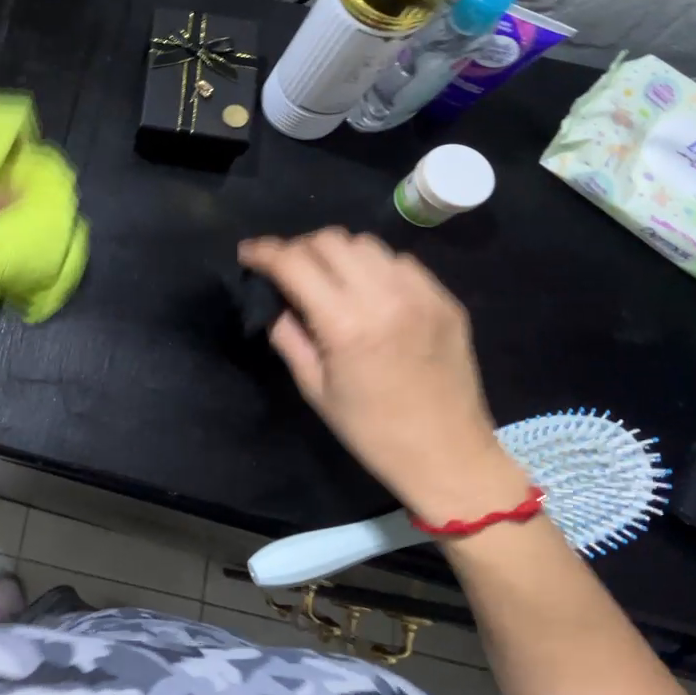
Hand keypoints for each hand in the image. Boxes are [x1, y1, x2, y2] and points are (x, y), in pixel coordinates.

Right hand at [238, 228, 523, 521]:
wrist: (447, 453)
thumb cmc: (370, 430)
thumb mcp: (313, 387)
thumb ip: (287, 335)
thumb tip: (273, 300)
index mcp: (345, 324)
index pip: (294, 263)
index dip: (263, 252)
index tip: (247, 254)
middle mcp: (385, 297)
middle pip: (330, 240)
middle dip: (299, 249)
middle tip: (286, 270)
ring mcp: (421, 295)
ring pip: (365, 244)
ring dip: (337, 254)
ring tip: (328, 278)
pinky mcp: (444, 300)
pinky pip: (400, 262)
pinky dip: (374, 268)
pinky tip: (369, 293)